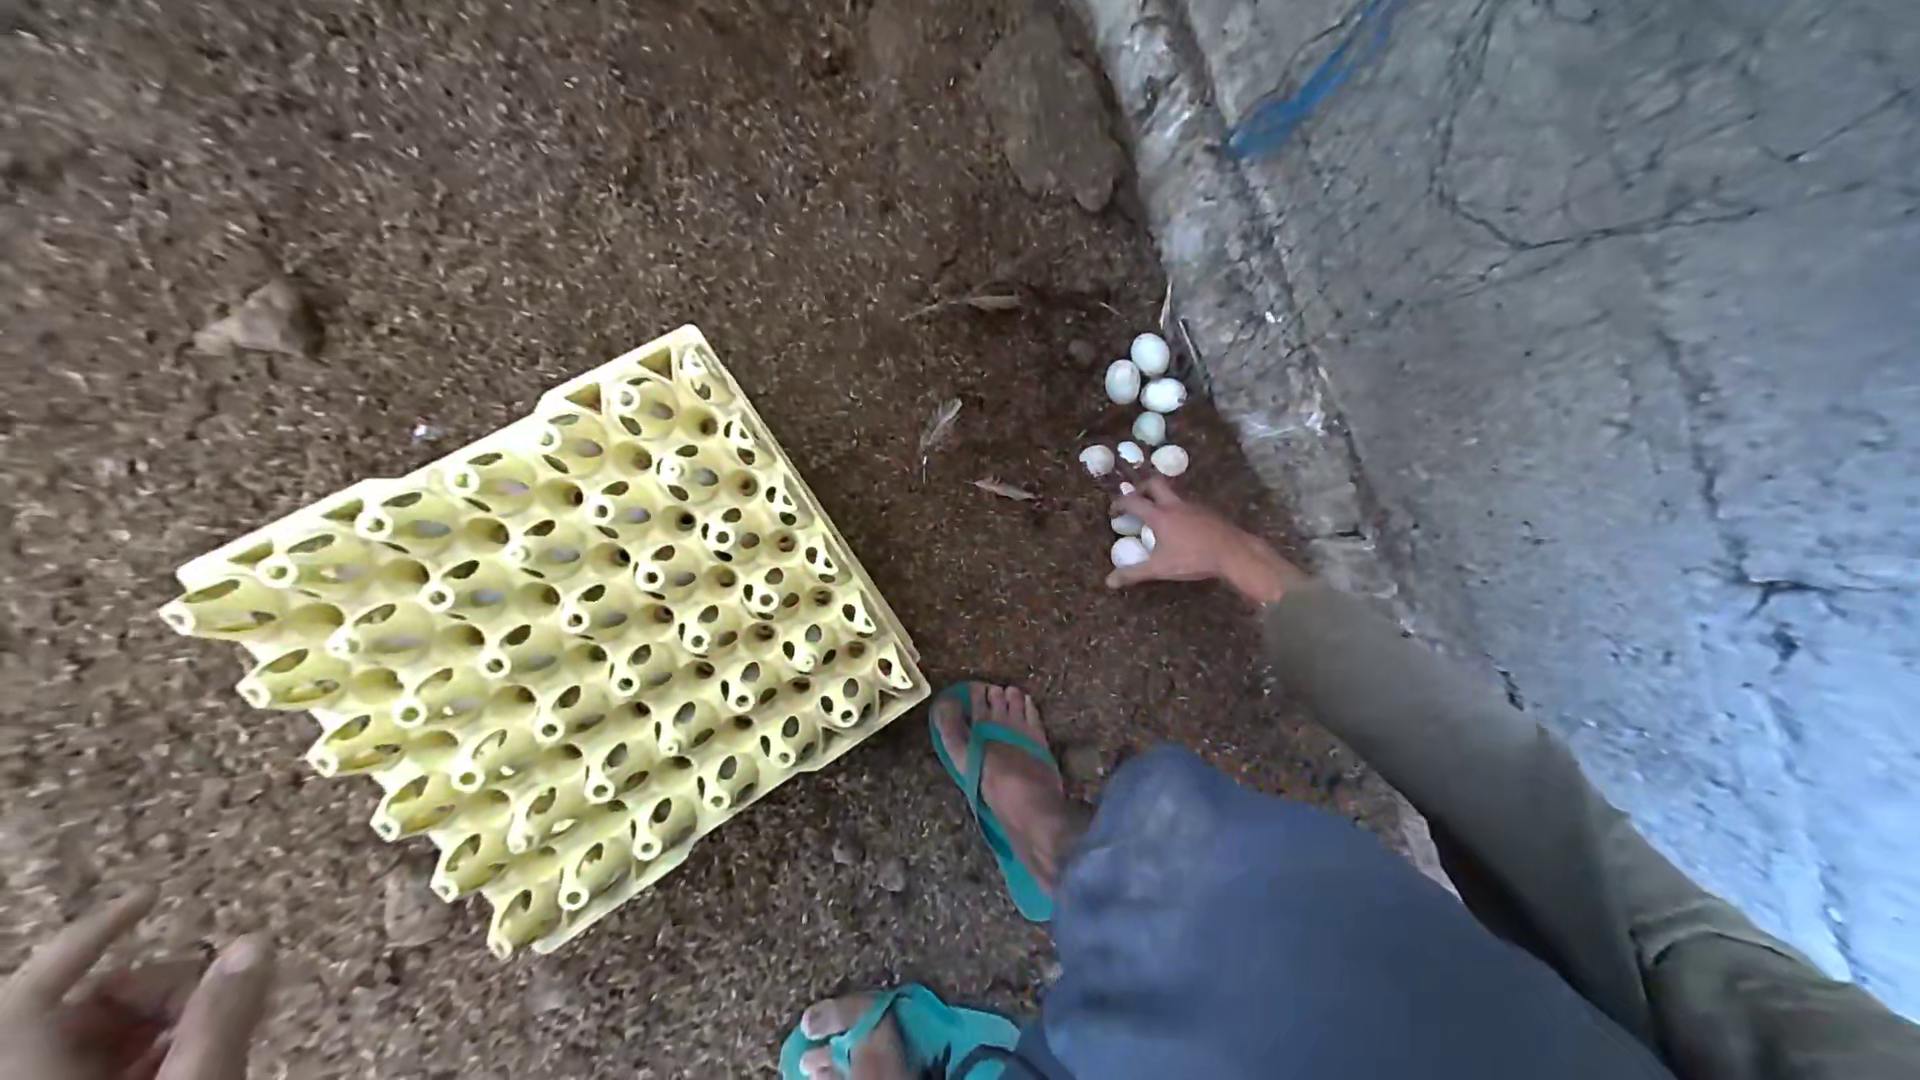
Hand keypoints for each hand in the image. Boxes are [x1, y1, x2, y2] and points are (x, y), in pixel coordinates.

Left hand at [0, 888, 274, 1079]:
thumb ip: (223, 1016)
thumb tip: (256, 941)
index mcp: (25, 1072)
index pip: (35, 986)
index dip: (90, 934)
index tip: (153, 897)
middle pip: (74, 1011)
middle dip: (154, 992)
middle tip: (219, 1001)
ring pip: (78, 1045)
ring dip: (151, 1028)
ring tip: (206, 1043)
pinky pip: (80, 1073)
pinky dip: (134, 1060)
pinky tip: (180, 1065)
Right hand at [1108, 475, 1305, 603]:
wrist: (1235, 552)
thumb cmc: (1194, 559)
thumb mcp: (1160, 568)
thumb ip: (1134, 573)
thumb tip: (1109, 581)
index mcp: (1160, 515)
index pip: (1133, 501)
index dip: (1119, 503)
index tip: (1113, 511)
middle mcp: (1175, 504)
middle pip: (1154, 483)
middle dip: (1141, 488)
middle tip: (1135, 500)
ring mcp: (1193, 505)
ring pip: (1172, 492)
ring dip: (1160, 497)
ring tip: (1156, 513)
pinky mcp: (1207, 511)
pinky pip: (1186, 502)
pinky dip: (1176, 507)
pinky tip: (1180, 525)